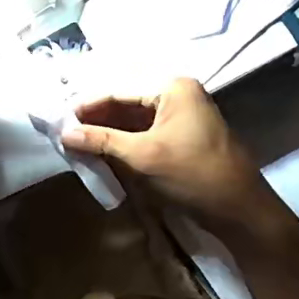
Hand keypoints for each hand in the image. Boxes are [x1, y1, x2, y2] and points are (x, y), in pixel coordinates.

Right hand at [61, 79, 292, 240]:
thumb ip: (102, 141)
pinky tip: (102, 155)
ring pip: (134, 123)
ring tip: (77, 146)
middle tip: (65, 135)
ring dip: (108, 135)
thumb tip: (64, 133)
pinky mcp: (182, 140)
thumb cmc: (192, 174)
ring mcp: (182, 118)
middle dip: (97, 121)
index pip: (119, 92)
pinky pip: (145, 136)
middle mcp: (178, 96)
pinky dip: (124, 145)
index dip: (88, 107)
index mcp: (173, 88)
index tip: (60, 120)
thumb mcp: (142, 156)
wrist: (239, 210)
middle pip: (126, 106)